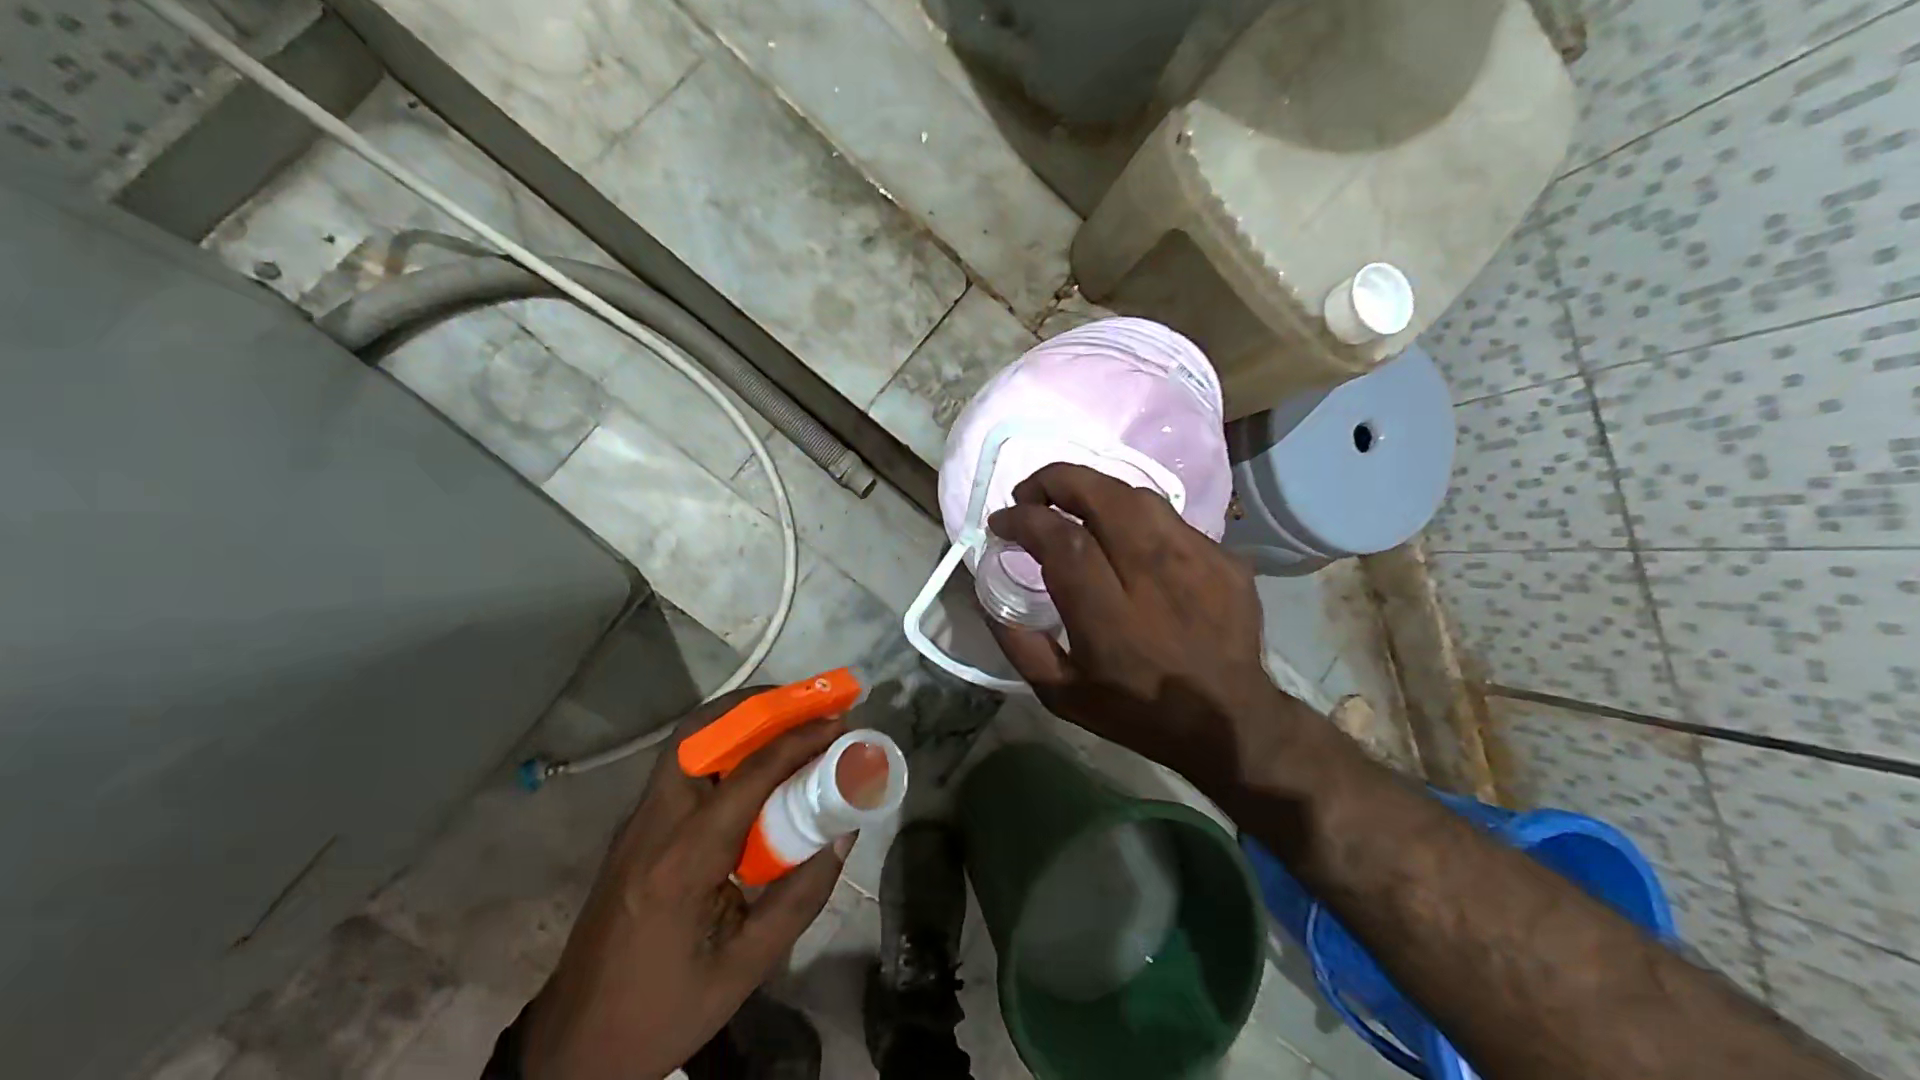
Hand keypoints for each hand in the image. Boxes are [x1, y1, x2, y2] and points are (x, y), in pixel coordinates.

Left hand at [519, 691, 846, 1079]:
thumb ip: (801, 895)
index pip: (748, 777)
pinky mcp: (632, 830)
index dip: (797, 740)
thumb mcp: (747, 966)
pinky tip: (751, 766)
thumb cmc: (666, 1008)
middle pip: (698, 735)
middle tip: (805, 705)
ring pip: (684, 744)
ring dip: (735, 721)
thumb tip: (844, 832)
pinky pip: (678, 767)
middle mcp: (652, 825)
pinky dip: (718, 747)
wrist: (576, 1043)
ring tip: (785, 722)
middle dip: (756, 707)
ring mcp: (635, 823)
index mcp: (683, 861)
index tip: (838, 721)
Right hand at [987, 463, 1297, 780]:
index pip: (1063, 539)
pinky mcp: (1224, 559)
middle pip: (1103, 496)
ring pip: (1138, 497)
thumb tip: (988, 598)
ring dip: (1094, 491)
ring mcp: (1198, 562)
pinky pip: (1169, 520)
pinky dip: (1133, 518)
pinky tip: (1123, 538)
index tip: (1002, 523)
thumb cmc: (1138, 710)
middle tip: (1031, 495)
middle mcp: (1156, 578)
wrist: (1230, 720)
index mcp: (1111, 618)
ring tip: (1072, 506)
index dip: (1025, 519)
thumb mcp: (1061, 694)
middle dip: (1056, 481)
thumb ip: (1019, 644)